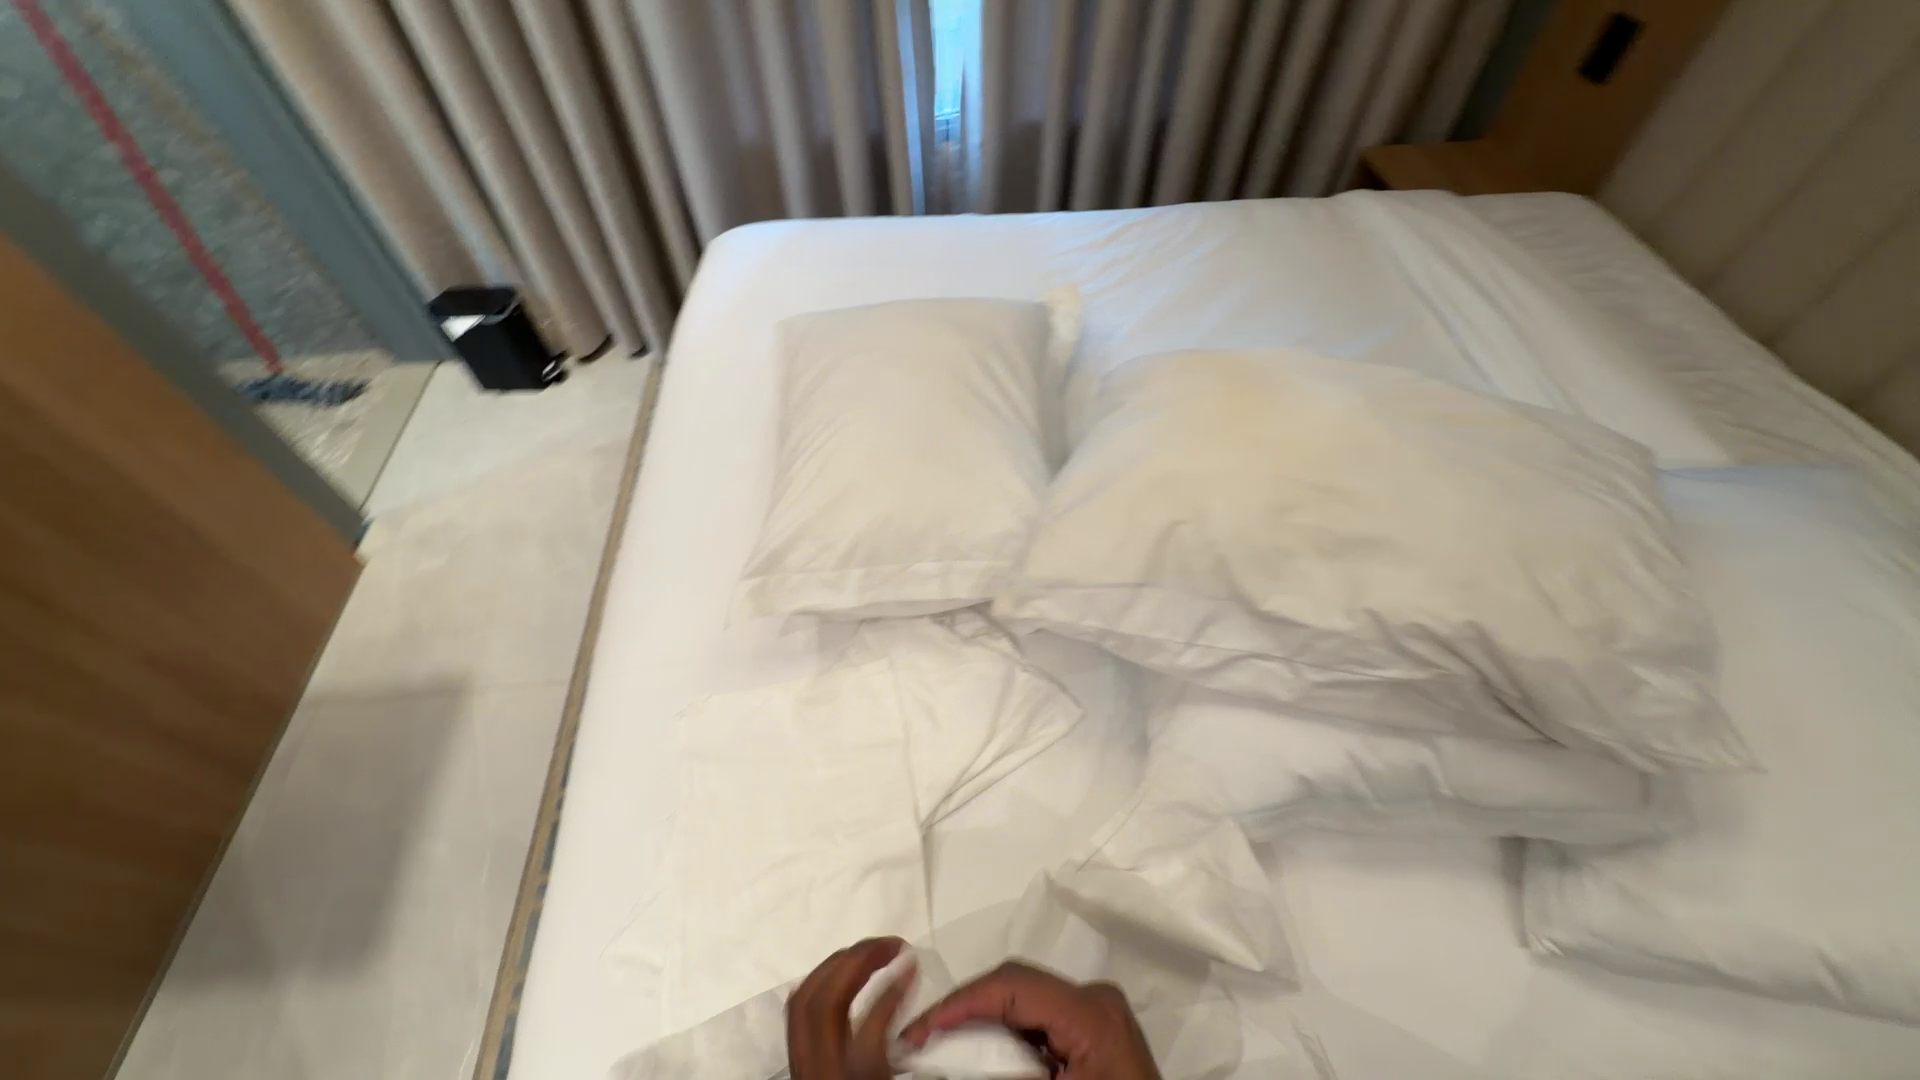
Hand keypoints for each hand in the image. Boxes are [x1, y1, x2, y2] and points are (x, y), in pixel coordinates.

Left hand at [787, 937, 913, 1079]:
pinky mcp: (795, 1060)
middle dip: (859, 962)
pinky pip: (796, 1009)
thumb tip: (926, 1016)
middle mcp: (820, 1073)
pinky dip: (818, 980)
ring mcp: (801, 1065)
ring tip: (870, 952)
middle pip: (825, 1005)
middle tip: (893, 946)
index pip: (867, 1035)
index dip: (891, 993)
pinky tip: (841, 973)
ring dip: (837, 965)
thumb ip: (911, 1051)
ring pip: (804, 1001)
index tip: (912, 967)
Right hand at [901, 961, 1161, 1079]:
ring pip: (1024, 1002)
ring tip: (943, 1044)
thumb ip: (1003, 1070)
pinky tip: (980, 1055)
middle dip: (966, 1011)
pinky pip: (1040, 1022)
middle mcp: (1095, 999)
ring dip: (983, 1023)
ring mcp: (1097, 1014)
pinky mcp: (1094, 1033)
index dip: (959, 1003)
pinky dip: (1007, 1037)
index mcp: (1090, 1012)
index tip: (919, 1030)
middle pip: (1015, 986)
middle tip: (923, 1038)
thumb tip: (947, 1057)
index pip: (1011, 985)